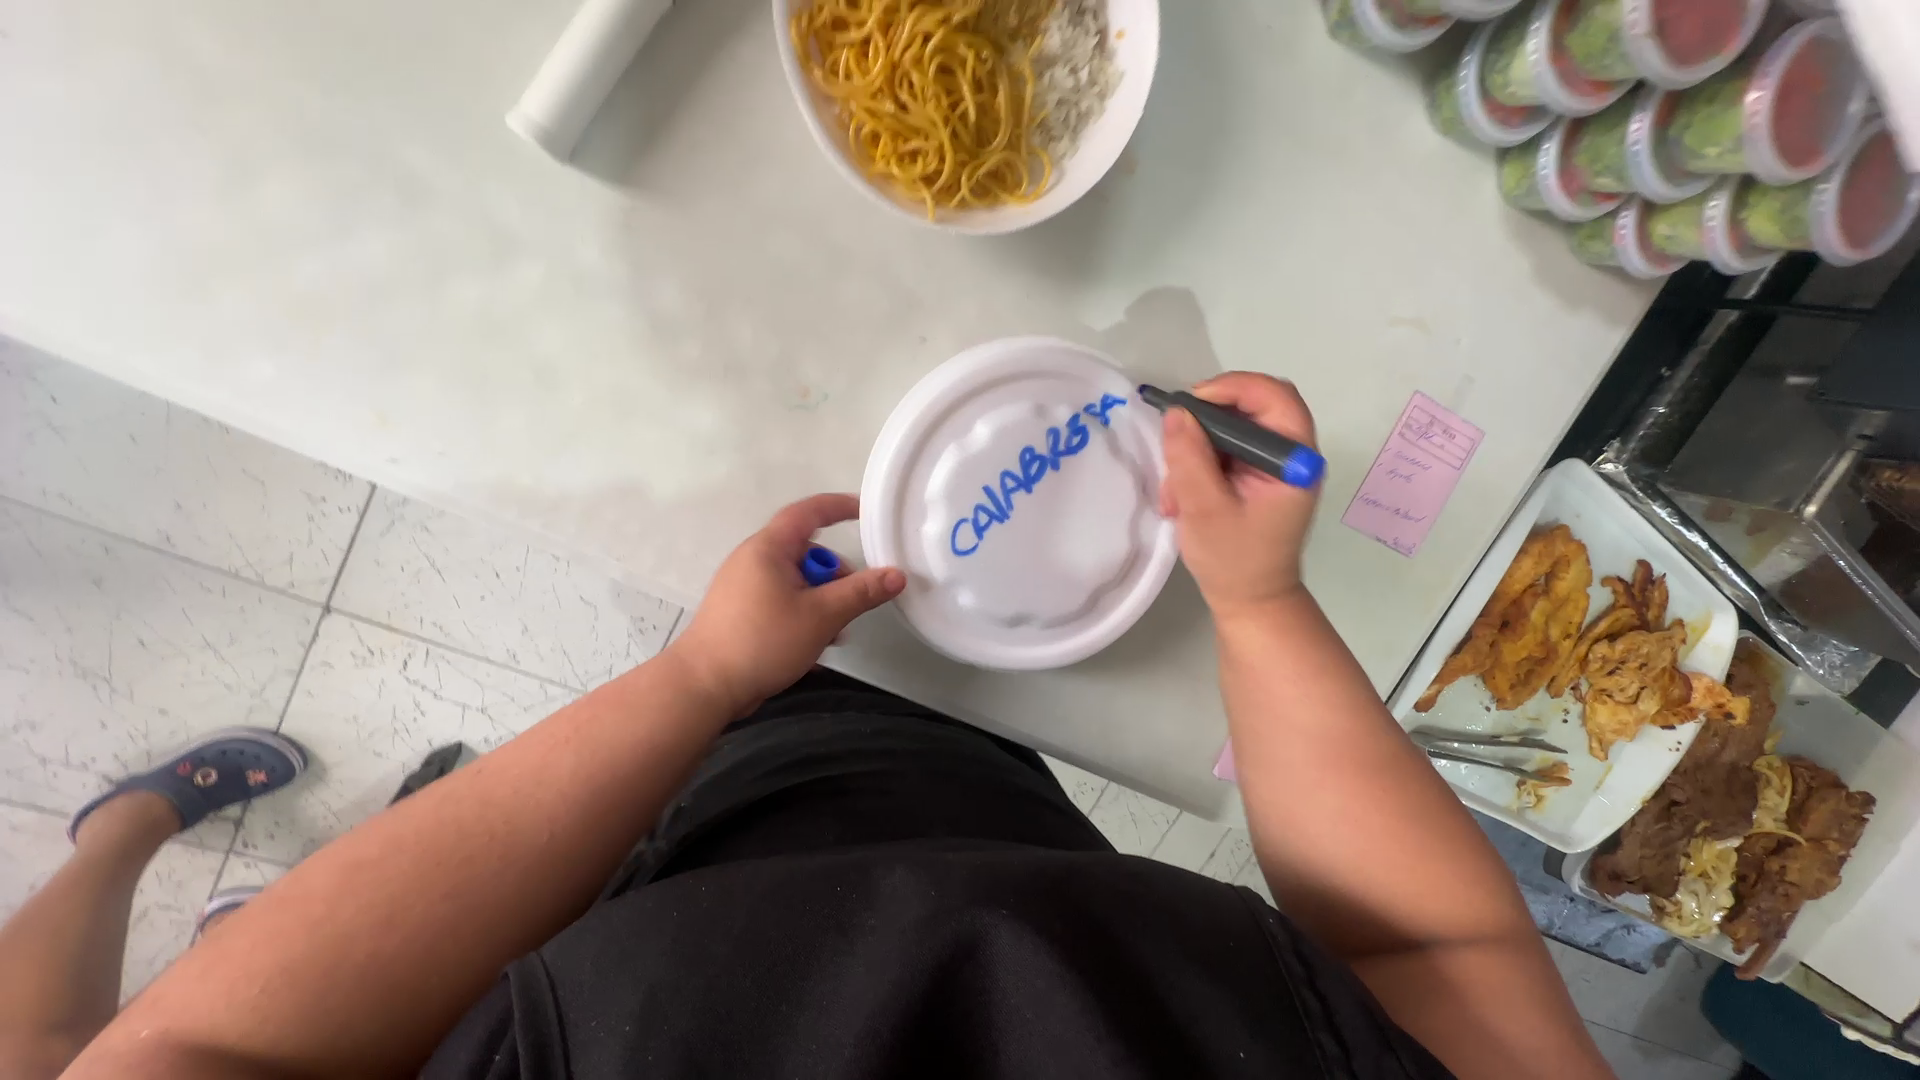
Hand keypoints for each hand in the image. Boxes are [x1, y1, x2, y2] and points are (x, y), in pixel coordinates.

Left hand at [666, 494, 904, 714]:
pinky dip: (802, 613)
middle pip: (806, 553)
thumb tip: (897, 575)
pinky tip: (811, 645)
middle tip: (850, 604)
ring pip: (796, 581)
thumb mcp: (822, 616)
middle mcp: (753, 559)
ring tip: (831, 634)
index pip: (809, 512)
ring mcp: (744, 586)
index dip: (840, 507)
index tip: (866, 512)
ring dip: (820, 601)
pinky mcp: (740, 612)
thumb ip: (862, 592)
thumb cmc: (763, 641)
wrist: (704, 686)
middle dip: (835, 576)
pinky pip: (781, 600)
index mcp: (769, 548)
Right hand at [1158, 373, 1320, 624]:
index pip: (1275, 398)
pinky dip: (1199, 464)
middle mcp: (1291, 455)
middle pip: (1252, 407)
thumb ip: (1190, 458)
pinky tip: (1181, 496)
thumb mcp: (1204, 509)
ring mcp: (1274, 465)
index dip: (1232, 389)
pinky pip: (1225, 450)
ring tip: (1174, 489)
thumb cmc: (1234, 560)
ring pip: (1232, 428)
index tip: (1190, 406)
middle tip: (1174, 440)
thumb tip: (1177, 413)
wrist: (1250, 601)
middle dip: (1206, 421)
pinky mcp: (1256, 475)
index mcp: (1295, 461)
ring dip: (1196, 448)